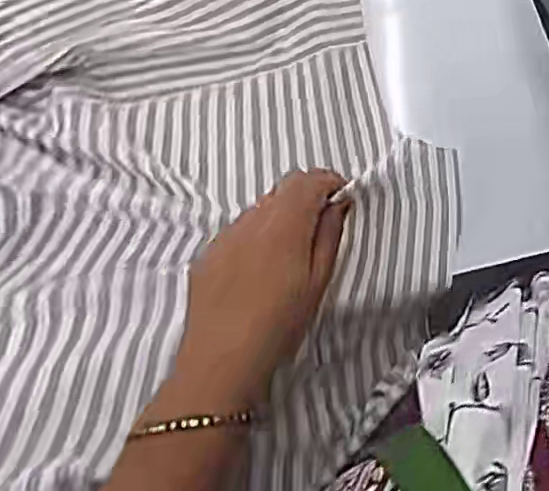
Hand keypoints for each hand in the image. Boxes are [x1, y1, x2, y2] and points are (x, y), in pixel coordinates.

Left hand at [169, 170, 351, 410]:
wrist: (219, 368)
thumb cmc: (280, 325)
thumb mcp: (319, 281)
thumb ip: (330, 234)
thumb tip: (338, 202)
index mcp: (284, 225)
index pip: (308, 180)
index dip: (330, 182)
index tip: (342, 197)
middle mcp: (251, 222)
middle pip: (284, 188)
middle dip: (306, 195)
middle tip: (321, 222)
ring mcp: (224, 238)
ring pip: (260, 207)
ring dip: (281, 213)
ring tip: (289, 248)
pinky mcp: (206, 256)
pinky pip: (238, 229)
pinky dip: (256, 233)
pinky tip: (260, 266)